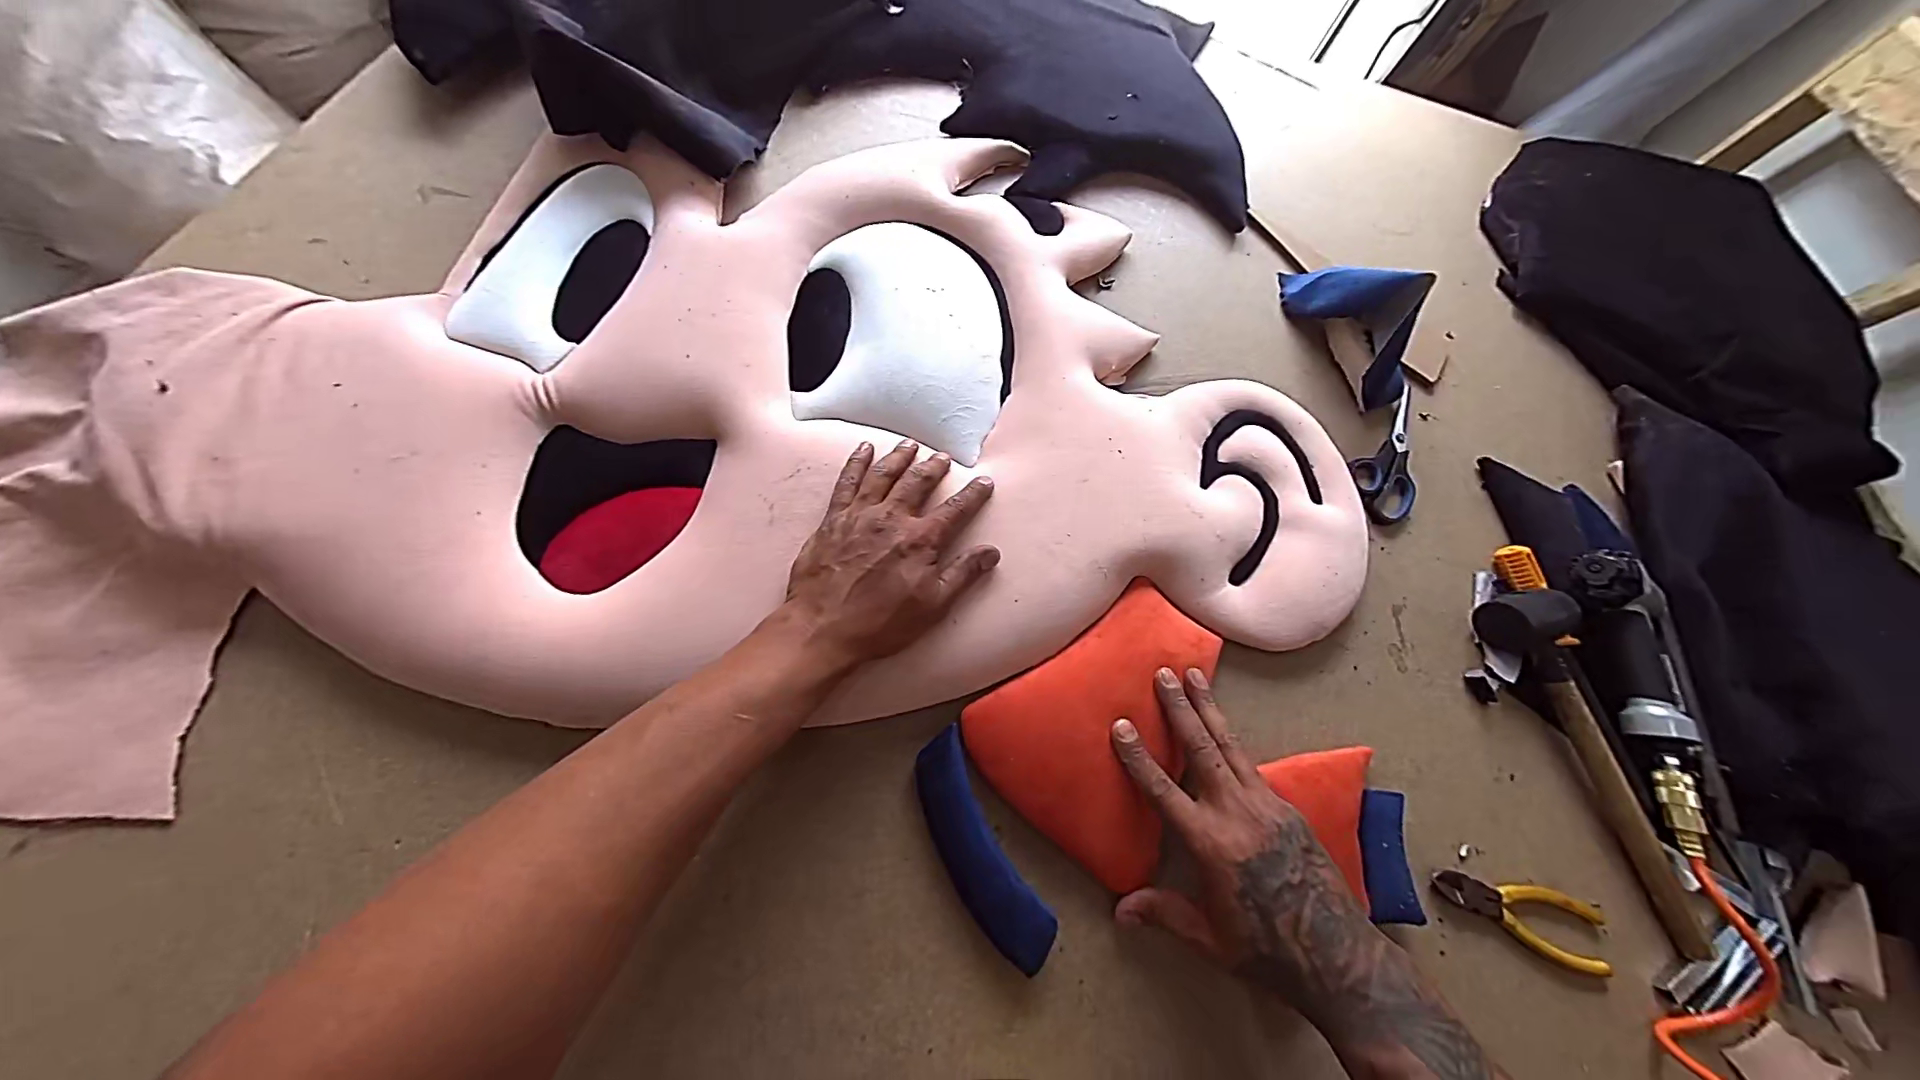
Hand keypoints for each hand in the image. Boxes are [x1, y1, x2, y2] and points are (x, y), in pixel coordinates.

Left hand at [778, 440, 998, 667]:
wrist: (822, 627)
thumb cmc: (879, 623)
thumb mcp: (932, 606)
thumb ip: (963, 575)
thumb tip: (990, 553)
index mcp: (919, 540)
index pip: (955, 509)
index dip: (973, 494)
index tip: (983, 482)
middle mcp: (891, 519)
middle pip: (917, 482)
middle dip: (933, 467)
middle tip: (943, 458)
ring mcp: (860, 516)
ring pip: (883, 475)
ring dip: (899, 458)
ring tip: (910, 446)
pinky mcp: (834, 520)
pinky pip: (847, 482)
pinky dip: (856, 463)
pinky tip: (863, 450)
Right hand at [1111, 669, 1507, 1079]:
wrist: (1342, 959)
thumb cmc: (1268, 951)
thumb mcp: (1210, 938)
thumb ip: (1164, 914)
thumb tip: (1120, 912)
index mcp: (1210, 843)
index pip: (1163, 790)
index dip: (1139, 757)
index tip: (1122, 725)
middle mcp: (1237, 813)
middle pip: (1201, 749)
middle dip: (1180, 708)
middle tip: (1165, 673)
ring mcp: (1266, 806)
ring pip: (1229, 746)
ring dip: (1209, 709)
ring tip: (1195, 677)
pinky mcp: (1287, 809)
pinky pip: (1251, 764)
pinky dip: (1231, 739)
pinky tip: (1223, 729)